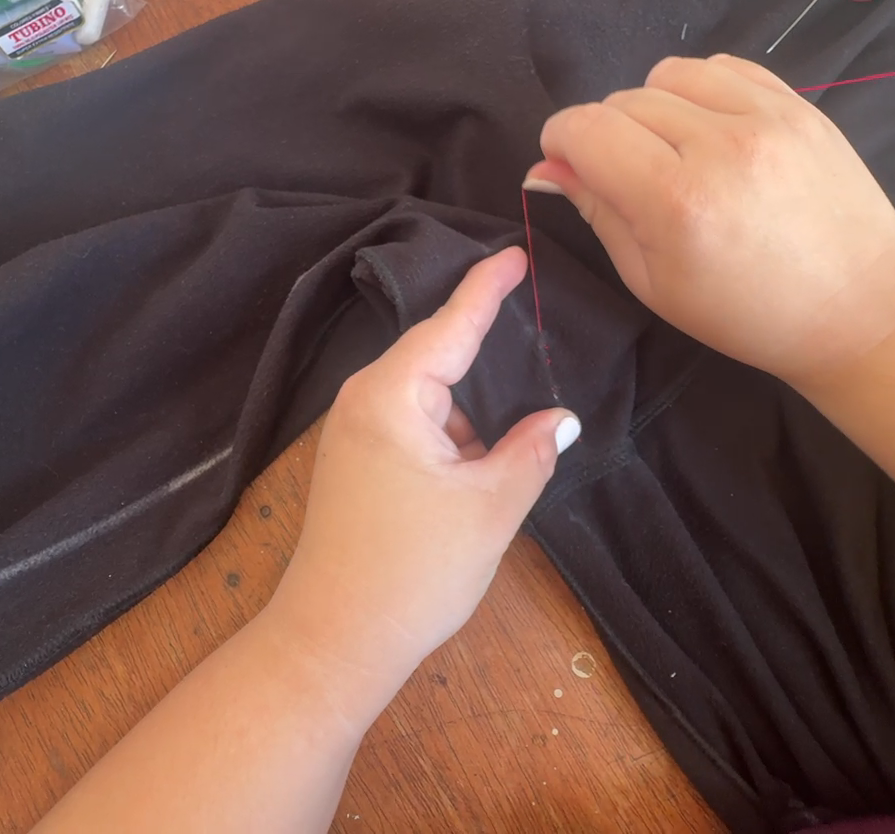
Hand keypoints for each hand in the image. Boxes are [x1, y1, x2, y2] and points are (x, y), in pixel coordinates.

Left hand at [264, 247, 578, 687]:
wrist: (334, 640)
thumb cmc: (412, 570)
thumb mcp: (489, 509)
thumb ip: (530, 451)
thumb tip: (560, 418)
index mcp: (392, 395)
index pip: (451, 325)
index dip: (488, 288)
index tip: (516, 254)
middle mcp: (363, 400)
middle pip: (435, 355)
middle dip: (483, 349)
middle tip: (531, 329)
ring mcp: (353, 431)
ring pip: (426, 395)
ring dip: (469, 406)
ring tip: (512, 426)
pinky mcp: (354, 460)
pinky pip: (411, 423)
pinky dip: (448, 430)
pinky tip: (476, 459)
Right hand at [525, 54, 894, 385]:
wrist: (859, 308)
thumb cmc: (743, 314)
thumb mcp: (651, 281)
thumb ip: (597, 212)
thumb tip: (545, 169)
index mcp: (676, 200)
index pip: (586, 129)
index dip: (559, 141)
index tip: (566, 166)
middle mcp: (719, 144)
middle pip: (621, 101)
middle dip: (603, 134)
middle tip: (624, 178)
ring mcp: (767, 116)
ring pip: (667, 74)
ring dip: (649, 107)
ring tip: (669, 149)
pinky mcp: (800, 104)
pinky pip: (721, 67)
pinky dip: (697, 90)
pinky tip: (708, 130)